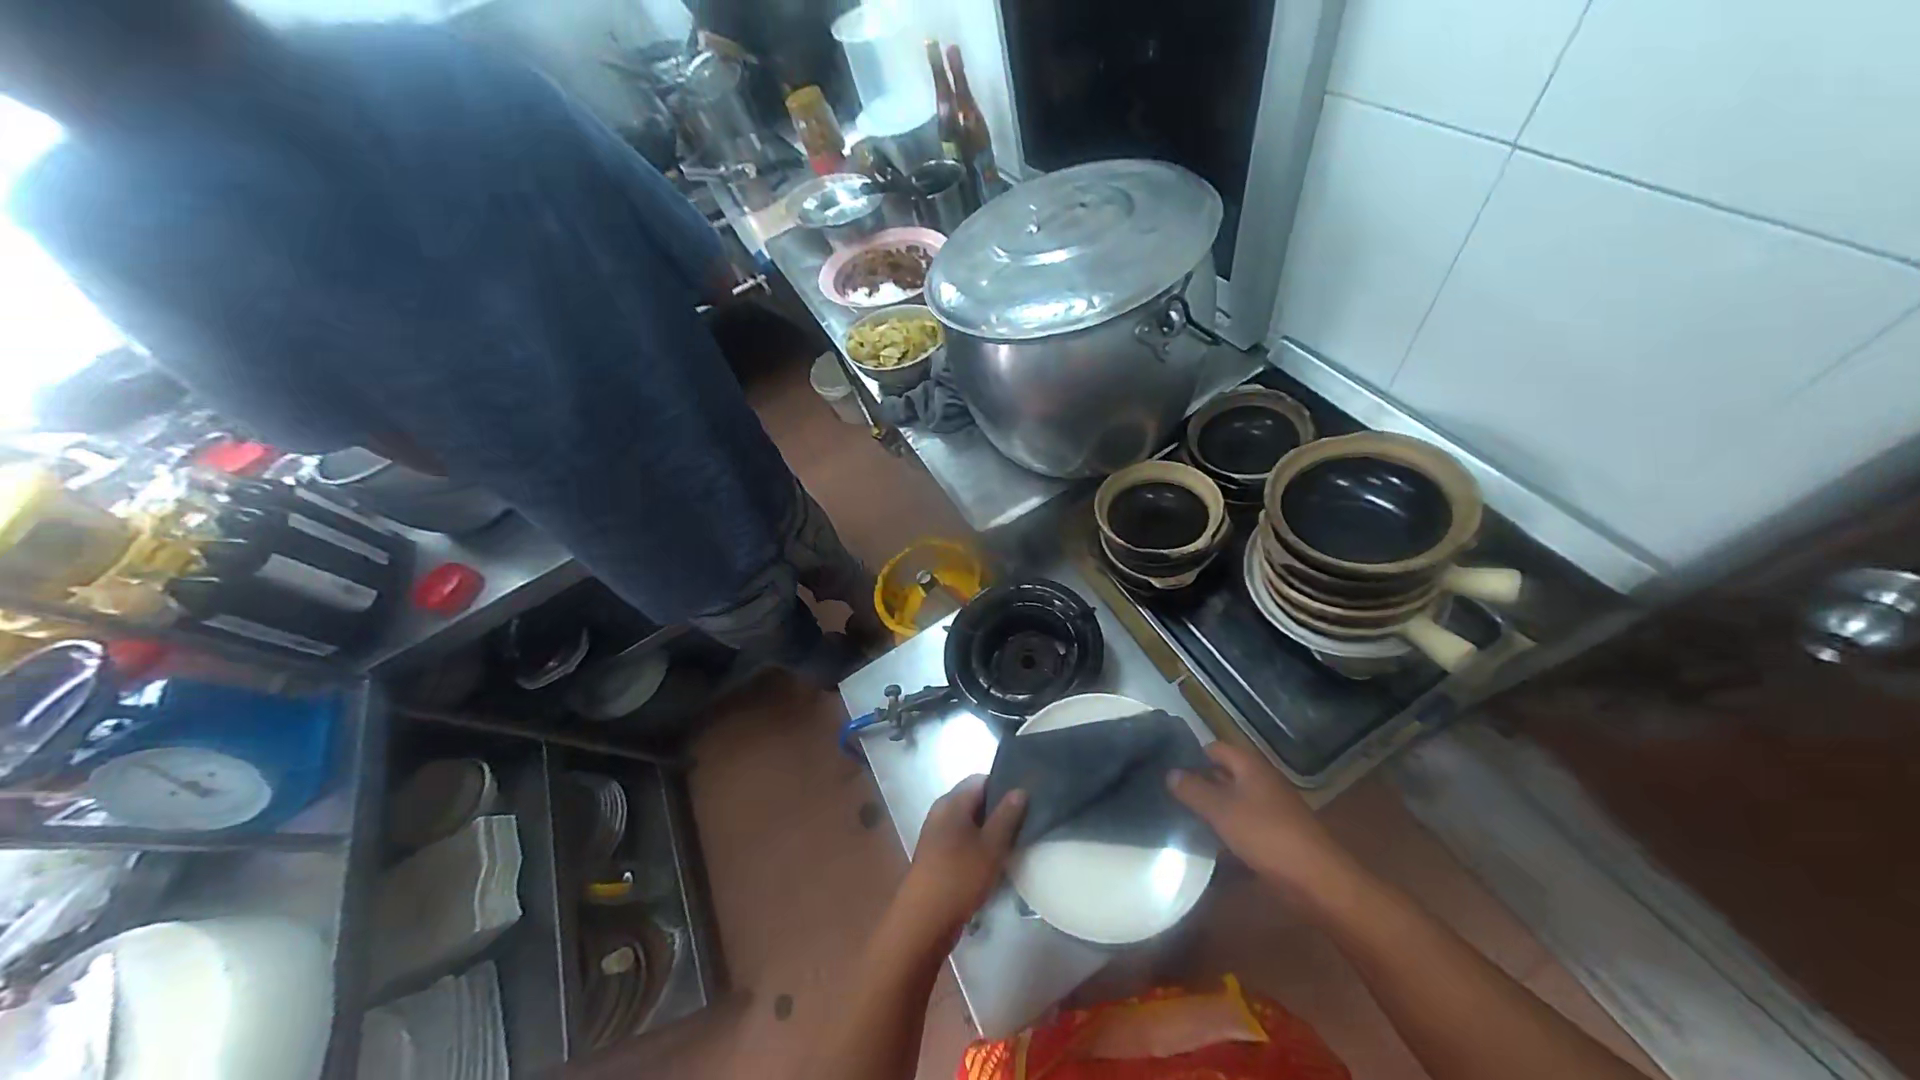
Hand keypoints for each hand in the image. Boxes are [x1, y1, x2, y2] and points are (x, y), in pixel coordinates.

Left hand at [896, 776, 1025, 939]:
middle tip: (1024, 823)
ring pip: (969, 824)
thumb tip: (1019, 790)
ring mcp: (936, 835)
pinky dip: (978, 846)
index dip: (1004, 785)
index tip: (1026, 800)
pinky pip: (962, 842)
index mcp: (951, 802)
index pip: (981, 780)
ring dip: (989, 831)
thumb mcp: (991, 845)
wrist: (924, 920)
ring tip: (1014, 843)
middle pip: (975, 801)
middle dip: (998, 810)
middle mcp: (941, 812)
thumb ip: (1007, 815)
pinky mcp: (937, 857)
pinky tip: (994, 862)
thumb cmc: (960, 876)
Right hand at [1168, 742, 1357, 908]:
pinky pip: (1243, 821)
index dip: (1192, 754)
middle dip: (1198, 781)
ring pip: (1232, 799)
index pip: (1215, 748)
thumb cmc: (1265, 834)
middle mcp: (1261, 780)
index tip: (1166, 766)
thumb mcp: (1220, 810)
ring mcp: (1270, 807)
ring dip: (1211, 806)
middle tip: (1168, 792)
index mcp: (1250, 766)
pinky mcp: (1274, 832)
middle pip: (1223, 773)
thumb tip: (1171, 773)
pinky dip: (1226, 826)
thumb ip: (1193, 789)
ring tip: (1181, 814)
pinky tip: (1207, 839)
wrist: (1315, 878)